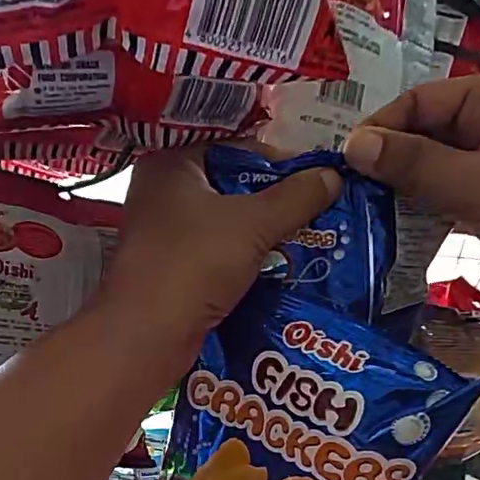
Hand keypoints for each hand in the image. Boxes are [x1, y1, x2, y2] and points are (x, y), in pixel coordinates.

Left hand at [99, 147, 339, 340]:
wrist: (147, 336)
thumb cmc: (193, 264)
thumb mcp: (253, 223)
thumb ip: (296, 196)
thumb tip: (331, 175)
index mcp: (169, 164)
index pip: (231, 143)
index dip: (275, 157)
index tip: (314, 174)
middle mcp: (160, 194)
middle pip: (227, 183)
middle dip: (271, 197)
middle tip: (315, 204)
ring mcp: (162, 234)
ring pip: (222, 222)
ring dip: (260, 230)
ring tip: (304, 234)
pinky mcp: (170, 269)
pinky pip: (214, 252)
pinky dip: (243, 257)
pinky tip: (277, 264)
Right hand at [342, 69, 479, 315]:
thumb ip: (415, 164)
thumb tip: (352, 145)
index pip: (426, 100)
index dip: (382, 127)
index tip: (343, 161)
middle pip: (427, 135)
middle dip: (388, 163)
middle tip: (344, 192)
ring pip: (433, 170)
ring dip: (399, 191)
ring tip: (358, 213)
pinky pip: (445, 199)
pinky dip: (418, 212)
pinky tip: (388, 230)